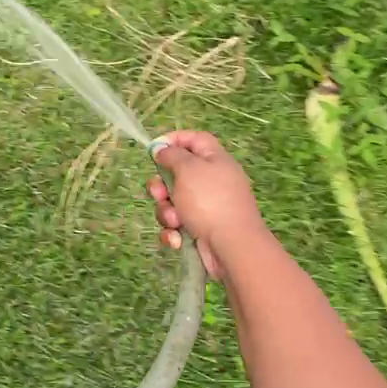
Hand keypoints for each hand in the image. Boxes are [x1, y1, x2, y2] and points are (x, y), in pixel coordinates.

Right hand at [145, 130, 268, 279]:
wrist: (232, 248)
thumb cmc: (210, 202)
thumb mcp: (188, 169)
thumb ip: (171, 155)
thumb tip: (162, 149)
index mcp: (215, 161)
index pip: (194, 139)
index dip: (173, 139)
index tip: (154, 149)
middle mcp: (212, 182)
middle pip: (177, 172)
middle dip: (161, 184)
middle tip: (159, 193)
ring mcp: (207, 207)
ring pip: (172, 200)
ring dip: (165, 210)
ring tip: (174, 221)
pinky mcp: (200, 229)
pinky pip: (177, 223)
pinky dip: (172, 230)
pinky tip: (177, 237)